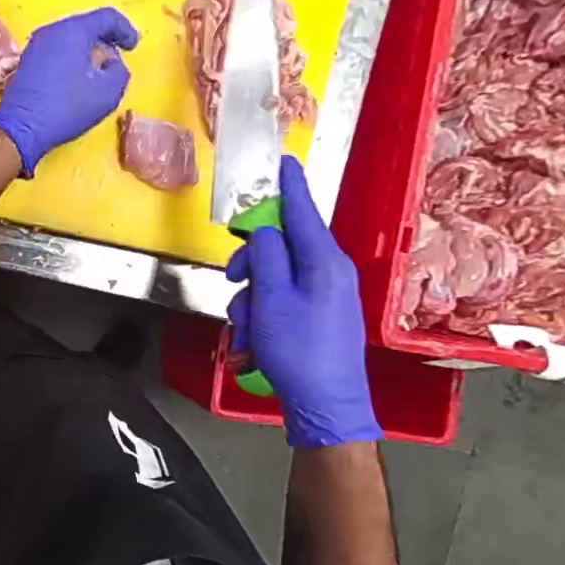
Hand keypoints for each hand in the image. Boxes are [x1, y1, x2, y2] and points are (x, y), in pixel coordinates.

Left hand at [0, 7, 138, 176]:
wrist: (20, 130)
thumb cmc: (65, 109)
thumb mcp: (107, 94)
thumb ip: (120, 72)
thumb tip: (112, 63)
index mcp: (73, 30)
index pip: (107, 17)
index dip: (126, 29)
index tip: (133, 47)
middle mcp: (52, 31)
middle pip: (86, 26)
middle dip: (105, 41)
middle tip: (115, 60)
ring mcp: (35, 46)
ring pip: (69, 40)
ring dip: (87, 52)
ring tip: (96, 73)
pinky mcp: (25, 63)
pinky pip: (55, 52)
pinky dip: (70, 60)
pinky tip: (75, 81)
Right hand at [226, 156, 380, 447]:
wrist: (326, 402)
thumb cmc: (298, 350)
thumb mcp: (271, 299)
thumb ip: (266, 256)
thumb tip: (265, 229)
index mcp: (324, 261)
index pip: (303, 212)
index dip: (289, 187)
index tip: (284, 162)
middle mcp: (330, 272)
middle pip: (281, 247)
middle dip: (251, 264)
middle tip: (234, 280)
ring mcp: (327, 295)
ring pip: (276, 278)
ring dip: (252, 299)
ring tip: (247, 329)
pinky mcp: (319, 316)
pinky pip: (283, 300)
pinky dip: (264, 315)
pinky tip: (256, 339)